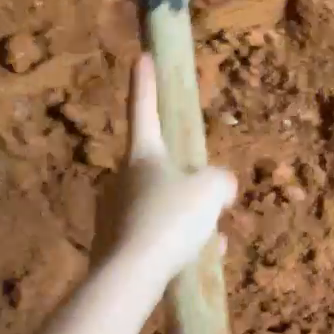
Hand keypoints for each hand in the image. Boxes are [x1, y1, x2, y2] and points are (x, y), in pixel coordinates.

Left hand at [99, 55, 236, 291]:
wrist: (130, 277)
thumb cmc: (171, 220)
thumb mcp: (211, 191)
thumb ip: (220, 181)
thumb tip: (219, 186)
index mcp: (142, 155)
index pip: (144, 109)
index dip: (145, 82)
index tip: (142, 56)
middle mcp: (122, 179)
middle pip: (160, 169)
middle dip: (187, 183)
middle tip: (211, 203)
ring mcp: (114, 213)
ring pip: (160, 207)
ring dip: (186, 220)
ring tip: (213, 240)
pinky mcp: (113, 247)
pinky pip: (154, 237)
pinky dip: (176, 244)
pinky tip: (198, 261)